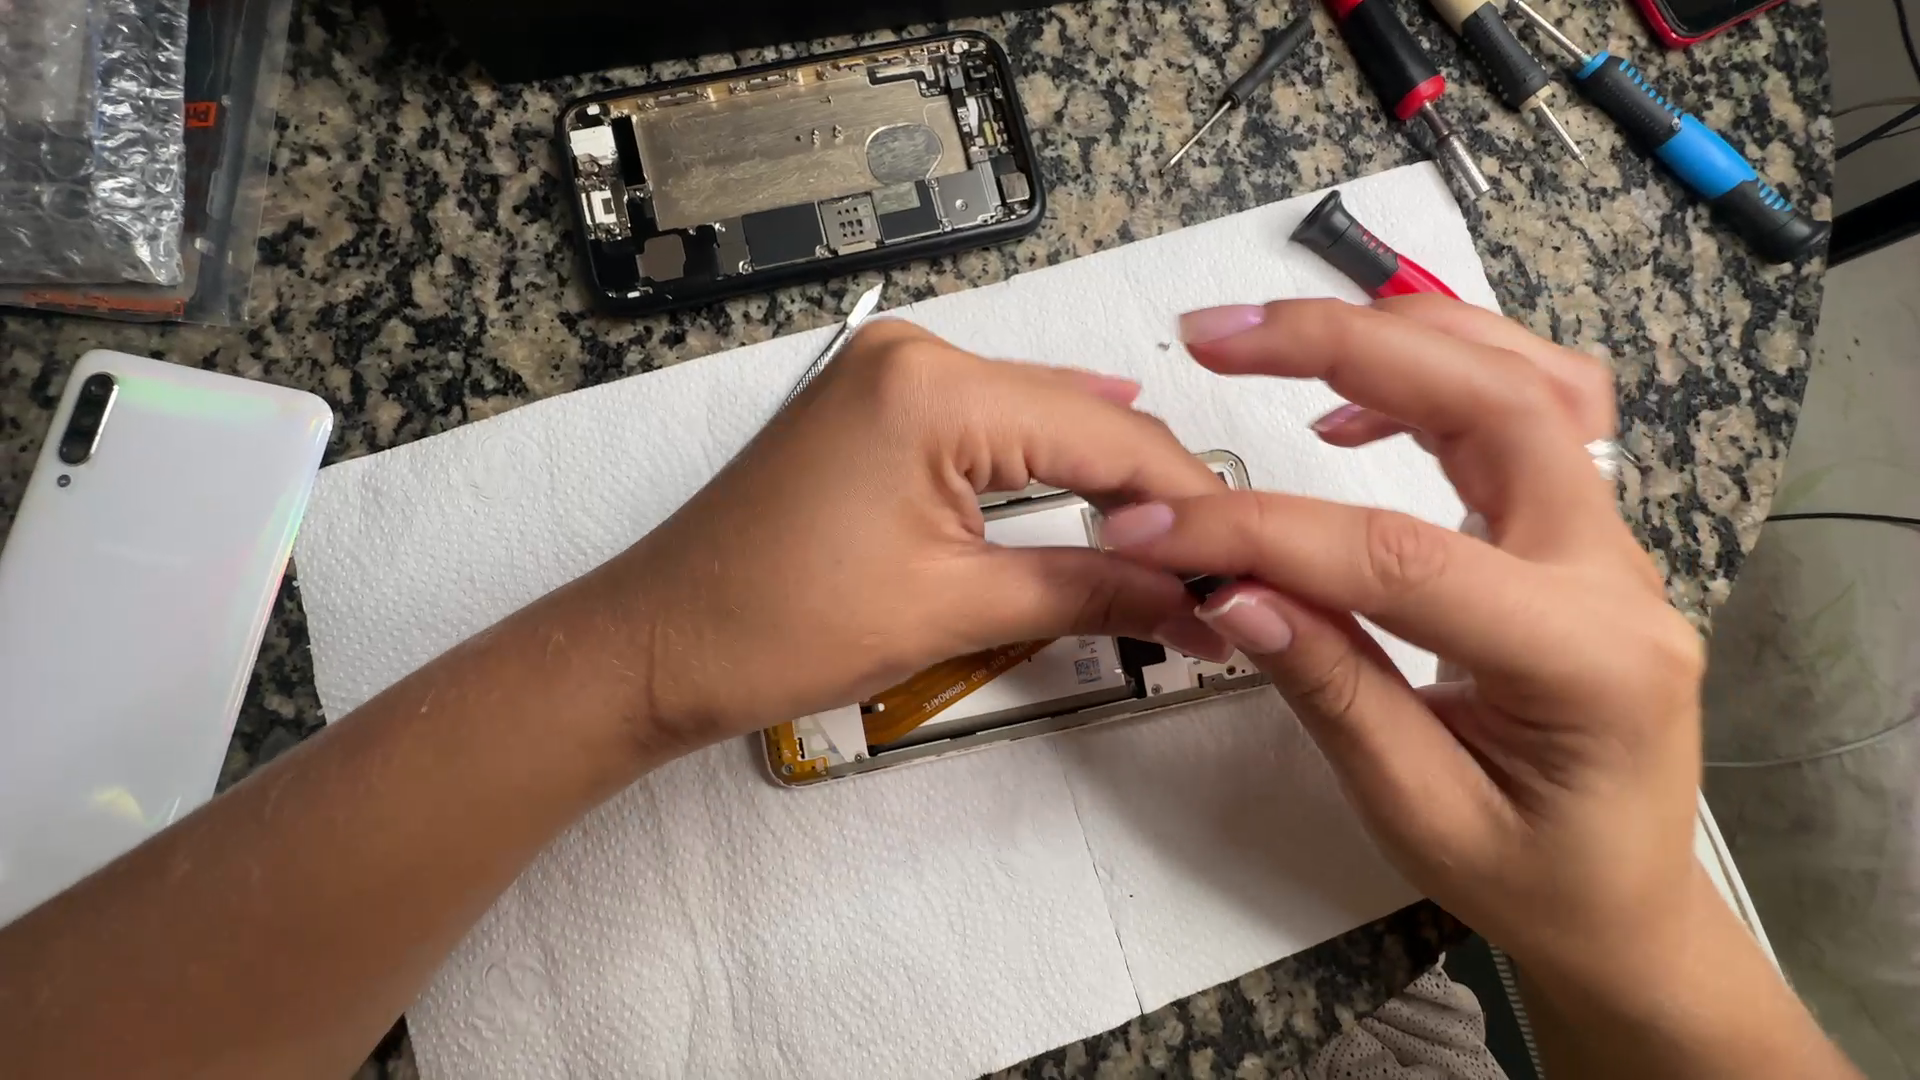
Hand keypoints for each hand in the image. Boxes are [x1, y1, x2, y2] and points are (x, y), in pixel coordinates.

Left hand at [602, 318, 1230, 760]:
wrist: (659, 644)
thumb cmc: (786, 628)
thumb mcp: (953, 608)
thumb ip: (1089, 590)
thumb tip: (1197, 602)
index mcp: (937, 388)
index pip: (1106, 434)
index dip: (1185, 502)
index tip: (1241, 558)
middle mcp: (917, 354)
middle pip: (1074, 420)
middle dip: (1147, 495)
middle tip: (1213, 563)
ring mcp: (890, 373)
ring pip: (1035, 421)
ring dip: (1098, 483)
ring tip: (1167, 541)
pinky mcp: (875, 406)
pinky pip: (986, 428)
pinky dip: (1038, 470)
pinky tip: (1092, 487)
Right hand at [1099, 296, 1702, 1004]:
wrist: (1621, 896)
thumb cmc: (1525, 873)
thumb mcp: (1410, 806)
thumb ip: (1327, 685)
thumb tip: (1226, 589)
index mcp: (1581, 657)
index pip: (1391, 555)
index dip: (1253, 531)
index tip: (1147, 530)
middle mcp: (1612, 568)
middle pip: (1490, 400)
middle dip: (1338, 347)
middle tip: (1216, 337)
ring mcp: (1603, 535)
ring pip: (1524, 373)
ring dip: (1394, 332)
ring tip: (1275, 334)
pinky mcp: (1569, 526)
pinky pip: (1521, 406)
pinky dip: (1430, 371)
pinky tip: (1346, 410)